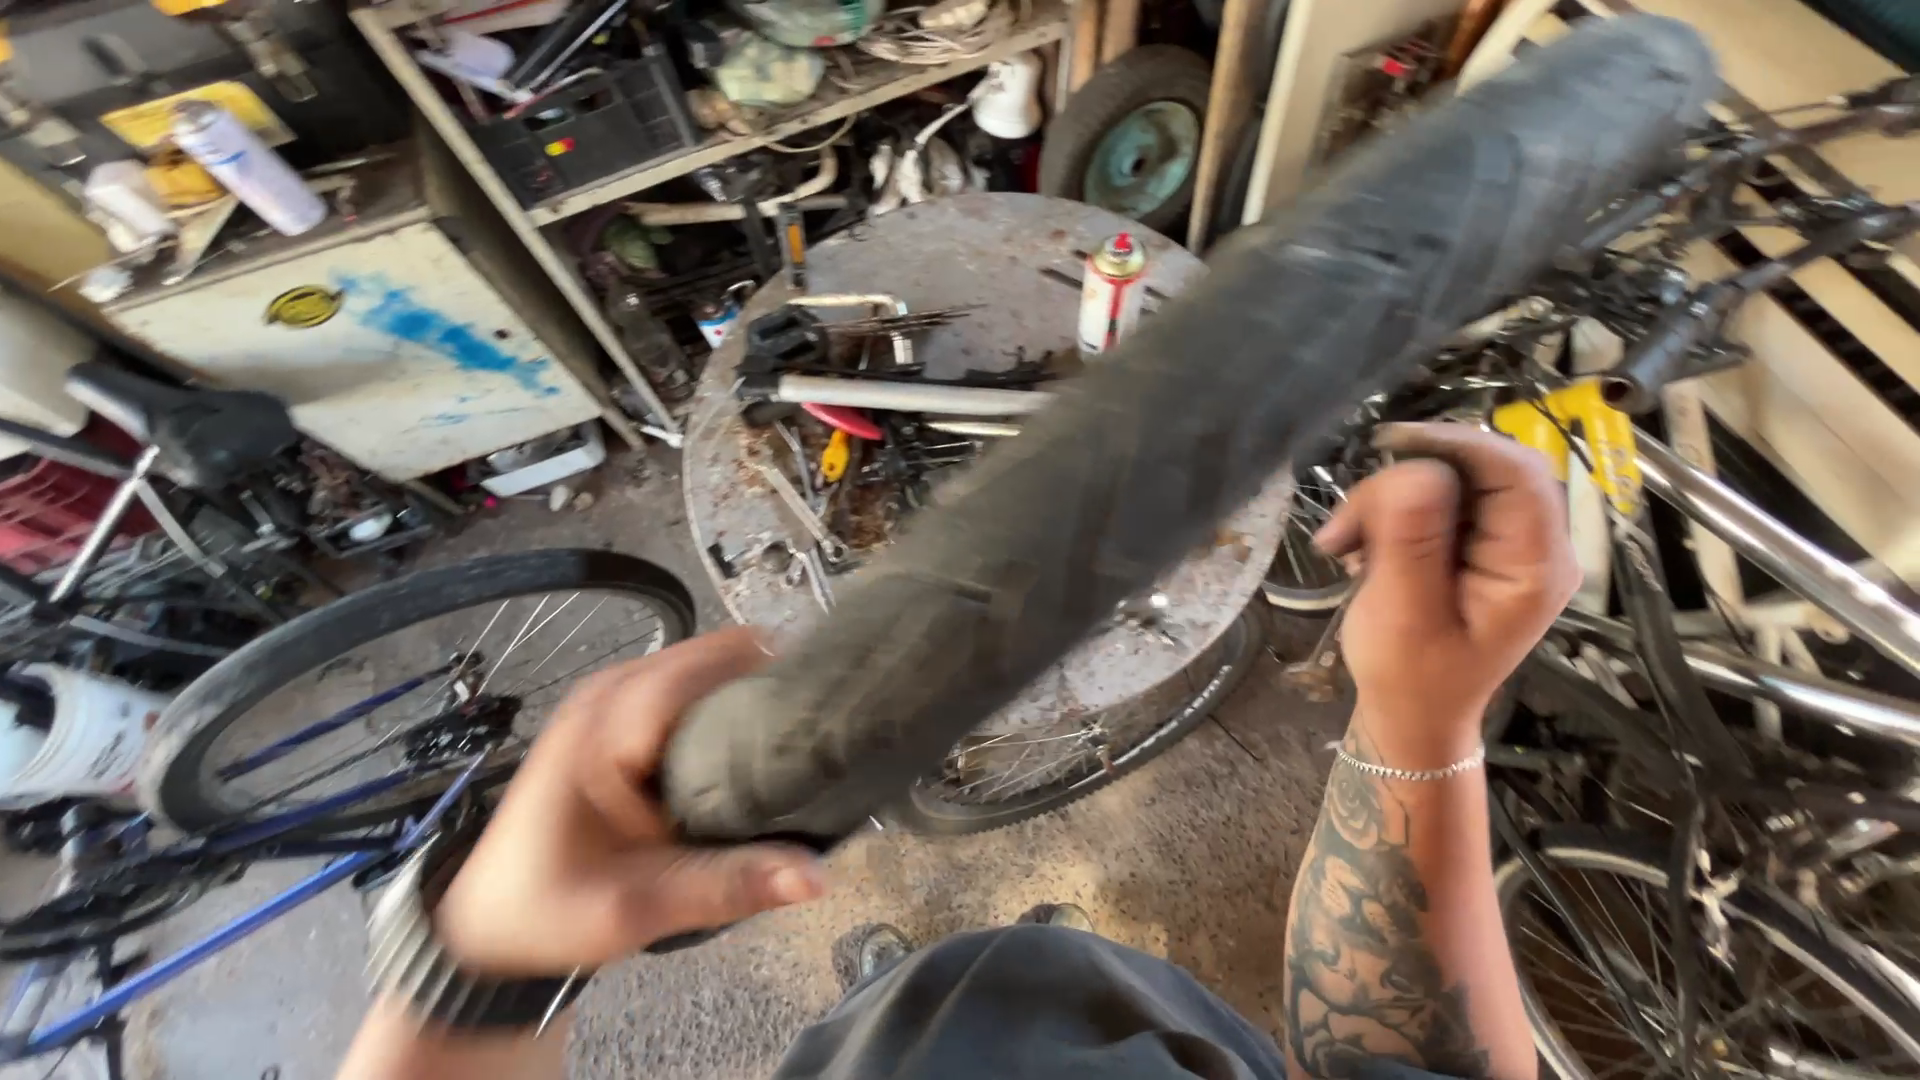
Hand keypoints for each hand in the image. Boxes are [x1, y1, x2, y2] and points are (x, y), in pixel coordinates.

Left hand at [432, 628, 826, 975]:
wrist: (490, 923)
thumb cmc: (553, 912)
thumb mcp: (640, 908)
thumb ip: (727, 886)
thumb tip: (815, 876)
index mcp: (603, 727)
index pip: (702, 673)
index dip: (763, 686)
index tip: (817, 717)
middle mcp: (607, 691)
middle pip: (710, 653)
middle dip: (763, 682)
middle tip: (810, 731)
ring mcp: (610, 692)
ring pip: (703, 657)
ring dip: (748, 685)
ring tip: (789, 732)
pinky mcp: (617, 703)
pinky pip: (689, 674)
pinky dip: (725, 692)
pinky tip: (748, 735)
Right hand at [1314, 423, 1579, 769]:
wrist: (1410, 716)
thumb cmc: (1409, 678)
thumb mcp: (1403, 614)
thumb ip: (1412, 540)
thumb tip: (1416, 470)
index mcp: (1533, 564)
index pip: (1516, 472)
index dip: (1456, 444)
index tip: (1389, 443)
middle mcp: (1528, 546)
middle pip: (1474, 472)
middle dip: (1399, 485)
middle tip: (1346, 526)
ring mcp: (1498, 546)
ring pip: (1441, 485)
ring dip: (1381, 504)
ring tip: (1340, 545)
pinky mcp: (1467, 548)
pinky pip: (1426, 506)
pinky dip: (1383, 517)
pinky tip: (1357, 548)